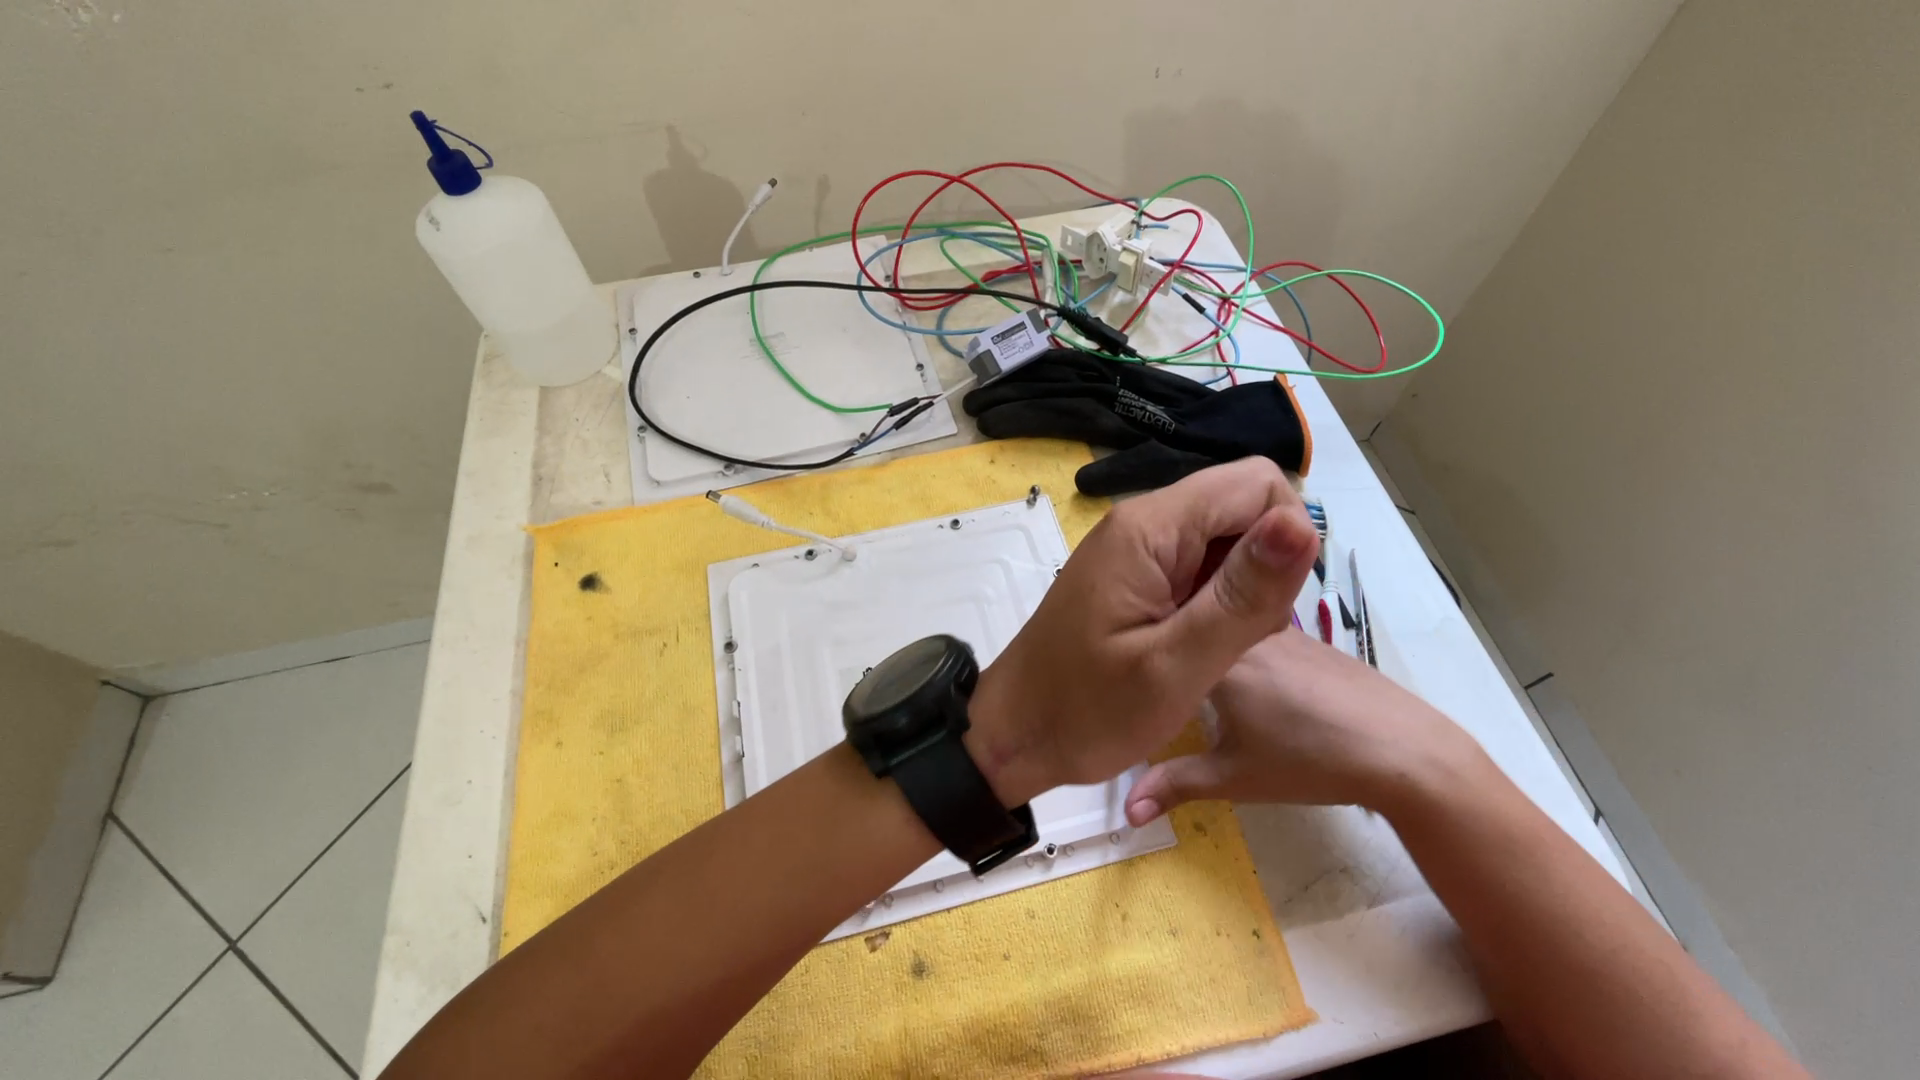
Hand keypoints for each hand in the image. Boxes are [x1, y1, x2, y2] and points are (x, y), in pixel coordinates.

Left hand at [964, 457, 1319, 805]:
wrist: (1016, 734)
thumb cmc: (1086, 711)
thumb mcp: (1174, 665)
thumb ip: (1241, 597)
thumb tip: (1301, 524)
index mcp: (1149, 529)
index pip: (1255, 482)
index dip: (1285, 536)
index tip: (1269, 608)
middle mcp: (1142, 523)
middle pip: (1242, 505)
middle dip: (1265, 565)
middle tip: (1240, 636)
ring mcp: (1136, 549)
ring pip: (1226, 538)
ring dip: (1243, 588)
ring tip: (1215, 648)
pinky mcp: (1135, 576)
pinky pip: (1200, 565)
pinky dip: (1217, 601)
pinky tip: (1200, 646)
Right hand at [1123, 629, 1486, 822]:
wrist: (1403, 751)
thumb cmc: (1308, 762)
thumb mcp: (1233, 778)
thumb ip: (1173, 786)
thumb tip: (1125, 812)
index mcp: (1216, 659)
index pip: (1164, 644)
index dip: (1143, 659)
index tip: (1123, 671)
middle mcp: (1243, 632)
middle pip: (1195, 631)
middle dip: (1175, 650)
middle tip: (1157, 674)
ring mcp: (1281, 632)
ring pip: (1228, 629)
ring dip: (1211, 646)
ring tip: (1196, 669)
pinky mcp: (1311, 641)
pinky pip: (1259, 633)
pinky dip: (1244, 648)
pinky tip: (1254, 682)